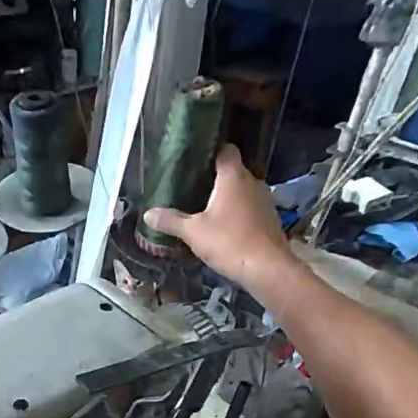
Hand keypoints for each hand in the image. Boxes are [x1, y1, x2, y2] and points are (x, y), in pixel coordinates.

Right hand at [142, 144, 302, 295]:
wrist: (266, 267)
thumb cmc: (228, 242)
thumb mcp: (192, 232)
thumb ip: (170, 221)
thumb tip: (148, 214)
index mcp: (233, 177)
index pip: (226, 150)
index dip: (212, 151)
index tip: (196, 160)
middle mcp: (252, 182)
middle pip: (233, 170)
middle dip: (215, 177)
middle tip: (192, 186)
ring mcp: (264, 198)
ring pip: (241, 189)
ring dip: (226, 195)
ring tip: (205, 206)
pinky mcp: (269, 216)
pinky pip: (249, 204)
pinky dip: (237, 209)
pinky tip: (223, 223)